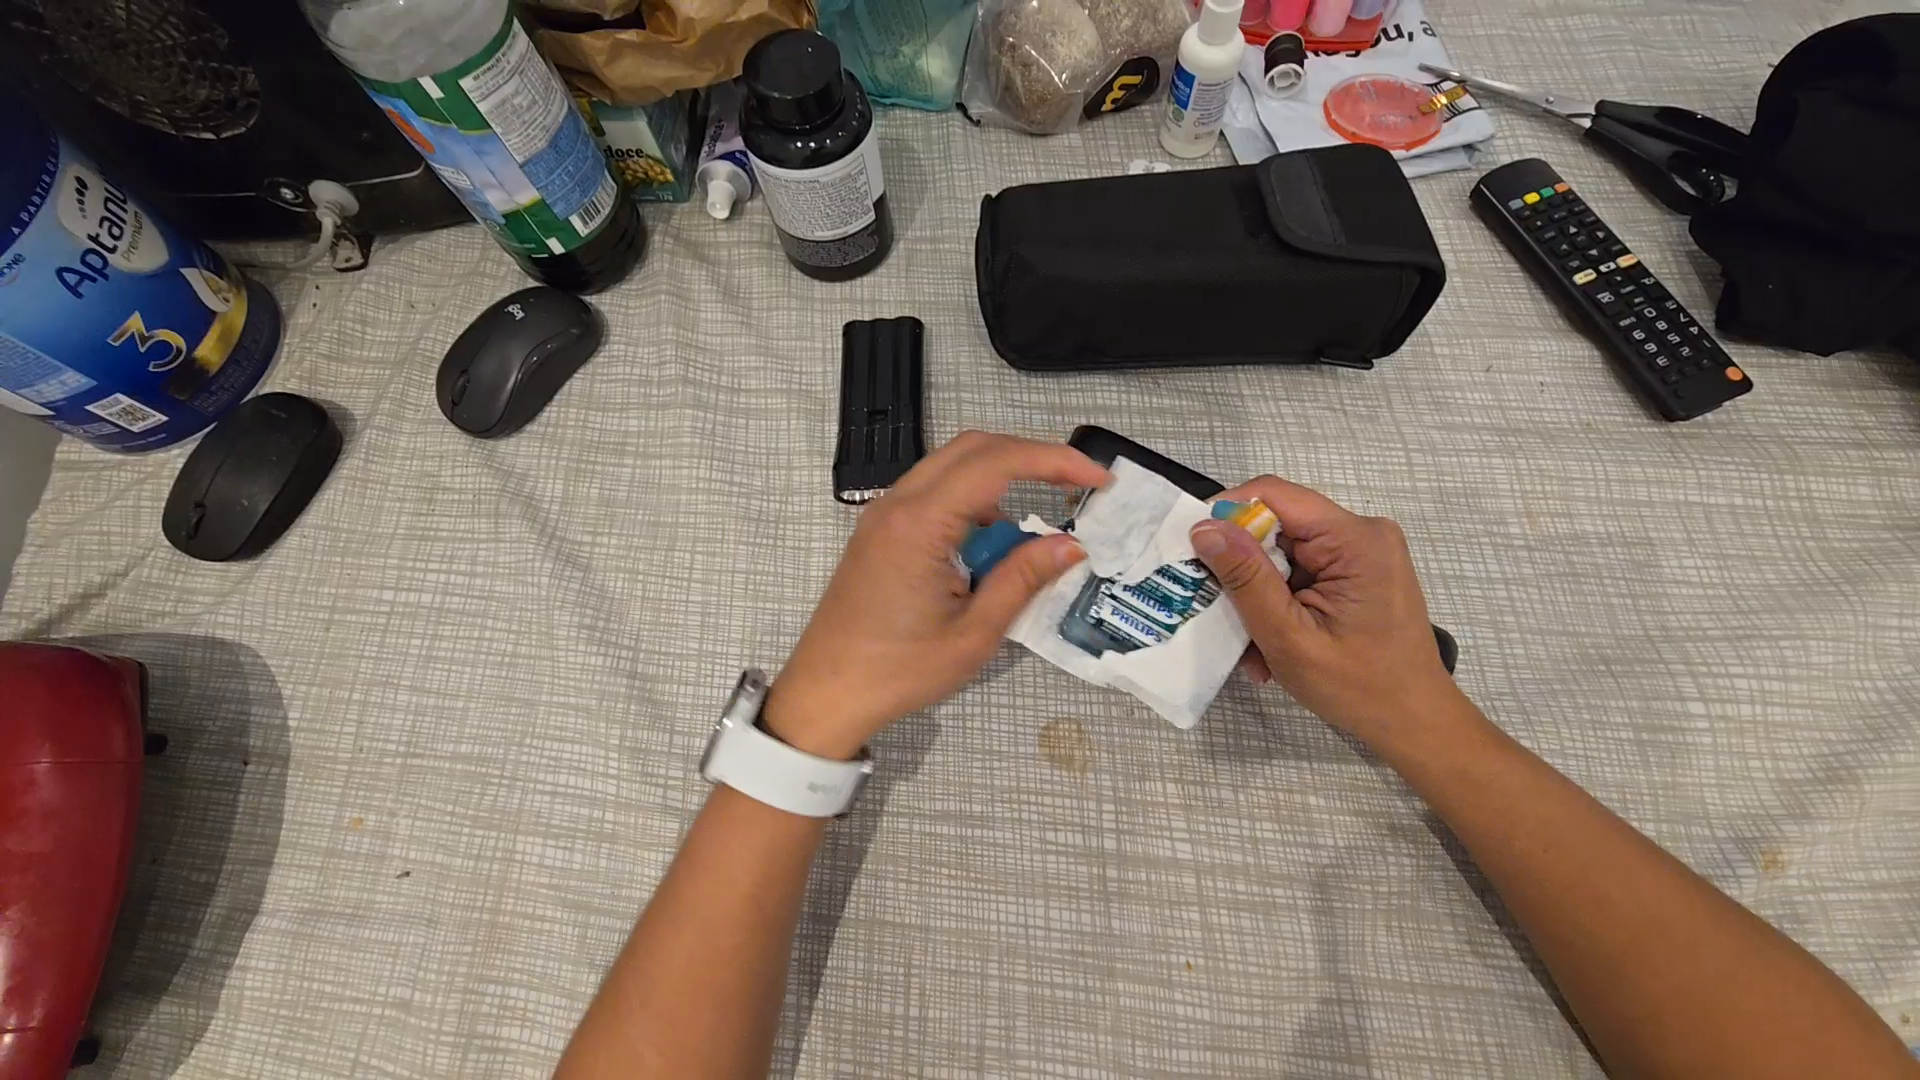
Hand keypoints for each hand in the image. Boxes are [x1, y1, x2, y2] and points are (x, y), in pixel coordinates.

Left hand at [766, 432, 1110, 759]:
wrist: (826, 692)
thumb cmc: (899, 671)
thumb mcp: (973, 634)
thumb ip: (1022, 580)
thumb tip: (1070, 545)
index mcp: (920, 524)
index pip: (996, 463)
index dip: (1054, 461)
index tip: (1097, 479)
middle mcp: (898, 504)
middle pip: (973, 447)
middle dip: (1031, 456)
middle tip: (1077, 484)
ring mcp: (884, 513)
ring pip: (951, 465)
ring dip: (1000, 476)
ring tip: (1042, 510)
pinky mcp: (880, 530)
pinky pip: (933, 491)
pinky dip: (972, 498)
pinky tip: (993, 536)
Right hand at [1188, 476, 1460, 746]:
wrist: (1414, 722)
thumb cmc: (1358, 687)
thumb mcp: (1288, 636)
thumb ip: (1246, 578)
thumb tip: (1203, 527)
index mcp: (1354, 539)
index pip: (1273, 495)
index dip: (1225, 513)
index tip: (1190, 548)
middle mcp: (1361, 532)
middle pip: (1275, 525)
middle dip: (1240, 566)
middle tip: (1215, 608)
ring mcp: (1360, 552)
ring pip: (1281, 552)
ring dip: (1256, 593)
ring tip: (1248, 641)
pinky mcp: (1354, 571)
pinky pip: (1297, 571)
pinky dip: (1276, 601)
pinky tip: (1270, 640)